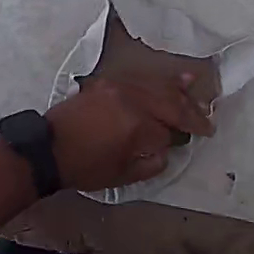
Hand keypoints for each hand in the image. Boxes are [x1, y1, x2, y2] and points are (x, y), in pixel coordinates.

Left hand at [45, 71, 215, 190]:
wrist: (45, 149)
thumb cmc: (83, 167)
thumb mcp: (121, 175)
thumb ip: (151, 164)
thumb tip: (168, 151)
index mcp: (136, 125)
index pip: (167, 133)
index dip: (175, 142)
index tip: (184, 145)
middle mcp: (132, 101)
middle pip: (172, 105)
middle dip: (192, 115)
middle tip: (208, 124)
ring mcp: (121, 87)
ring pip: (161, 88)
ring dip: (183, 95)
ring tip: (202, 96)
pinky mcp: (112, 82)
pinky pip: (145, 78)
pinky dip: (164, 80)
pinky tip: (181, 78)